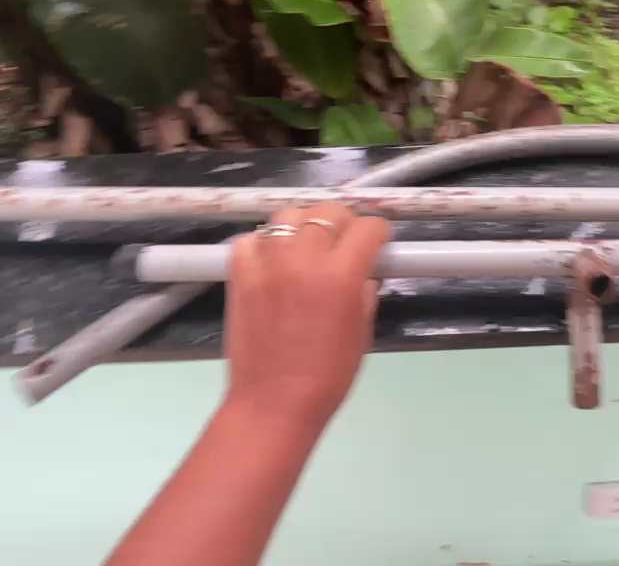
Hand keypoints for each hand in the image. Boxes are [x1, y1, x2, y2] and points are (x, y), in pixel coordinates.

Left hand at [223, 203, 390, 425]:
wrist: (272, 405)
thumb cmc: (327, 376)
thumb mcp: (362, 331)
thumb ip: (364, 291)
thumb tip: (363, 272)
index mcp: (341, 275)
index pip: (367, 228)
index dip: (378, 233)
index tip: (378, 242)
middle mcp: (304, 260)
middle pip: (328, 212)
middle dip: (344, 221)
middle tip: (345, 241)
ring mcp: (268, 264)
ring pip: (288, 215)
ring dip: (304, 225)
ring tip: (308, 245)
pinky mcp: (240, 275)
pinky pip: (251, 239)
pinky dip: (265, 243)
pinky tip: (274, 259)